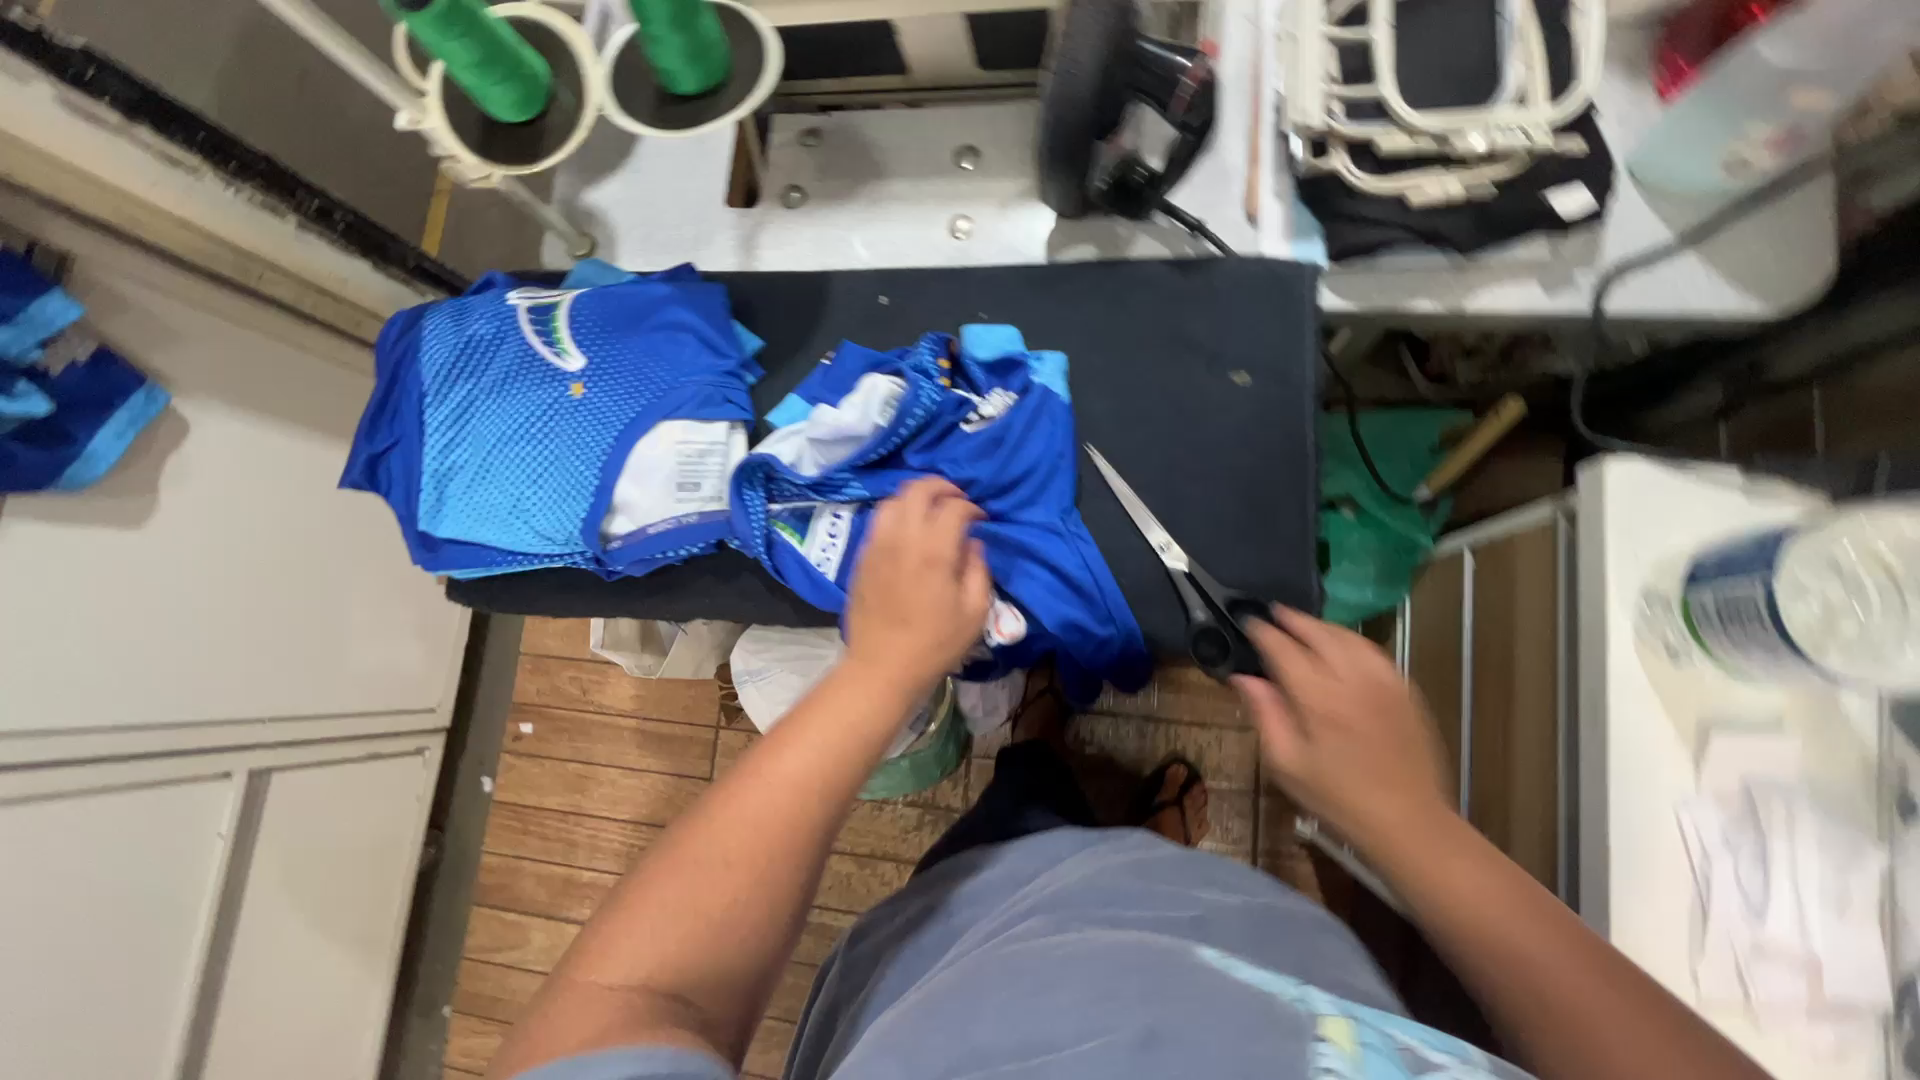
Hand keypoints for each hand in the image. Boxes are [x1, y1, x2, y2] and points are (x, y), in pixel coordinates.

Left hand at [844, 477, 992, 696]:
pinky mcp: (862, 557)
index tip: (982, 520)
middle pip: (918, 489)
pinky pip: (878, 521)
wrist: (882, 667)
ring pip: (893, 500)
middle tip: (957, 500)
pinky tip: (909, 531)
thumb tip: (973, 544)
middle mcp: (902, 539)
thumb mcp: (974, 613)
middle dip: (942, 486)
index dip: (972, 507)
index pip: (954, 507)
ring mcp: (877, 545)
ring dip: (915, 496)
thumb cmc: (934, 645)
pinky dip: (897, 514)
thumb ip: (978, 570)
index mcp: (934, 552)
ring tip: (931, 510)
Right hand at [1233, 606, 1455, 854]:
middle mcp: (1353, 680)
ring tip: (1304, 623)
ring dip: (1323, 626)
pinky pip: (1375, 652)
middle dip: (1294, 620)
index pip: (1284, 649)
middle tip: (1274, 612)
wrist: (1408, 822)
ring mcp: (1385, 682)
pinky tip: (1342, 646)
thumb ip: (1265, 714)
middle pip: (1320, 634)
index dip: (1264, 632)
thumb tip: (1244, 678)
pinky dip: (1352, 641)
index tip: (1249, 623)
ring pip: (1350, 638)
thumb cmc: (1337, 798)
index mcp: (1319, 698)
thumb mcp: (1287, 763)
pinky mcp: (1406, 691)